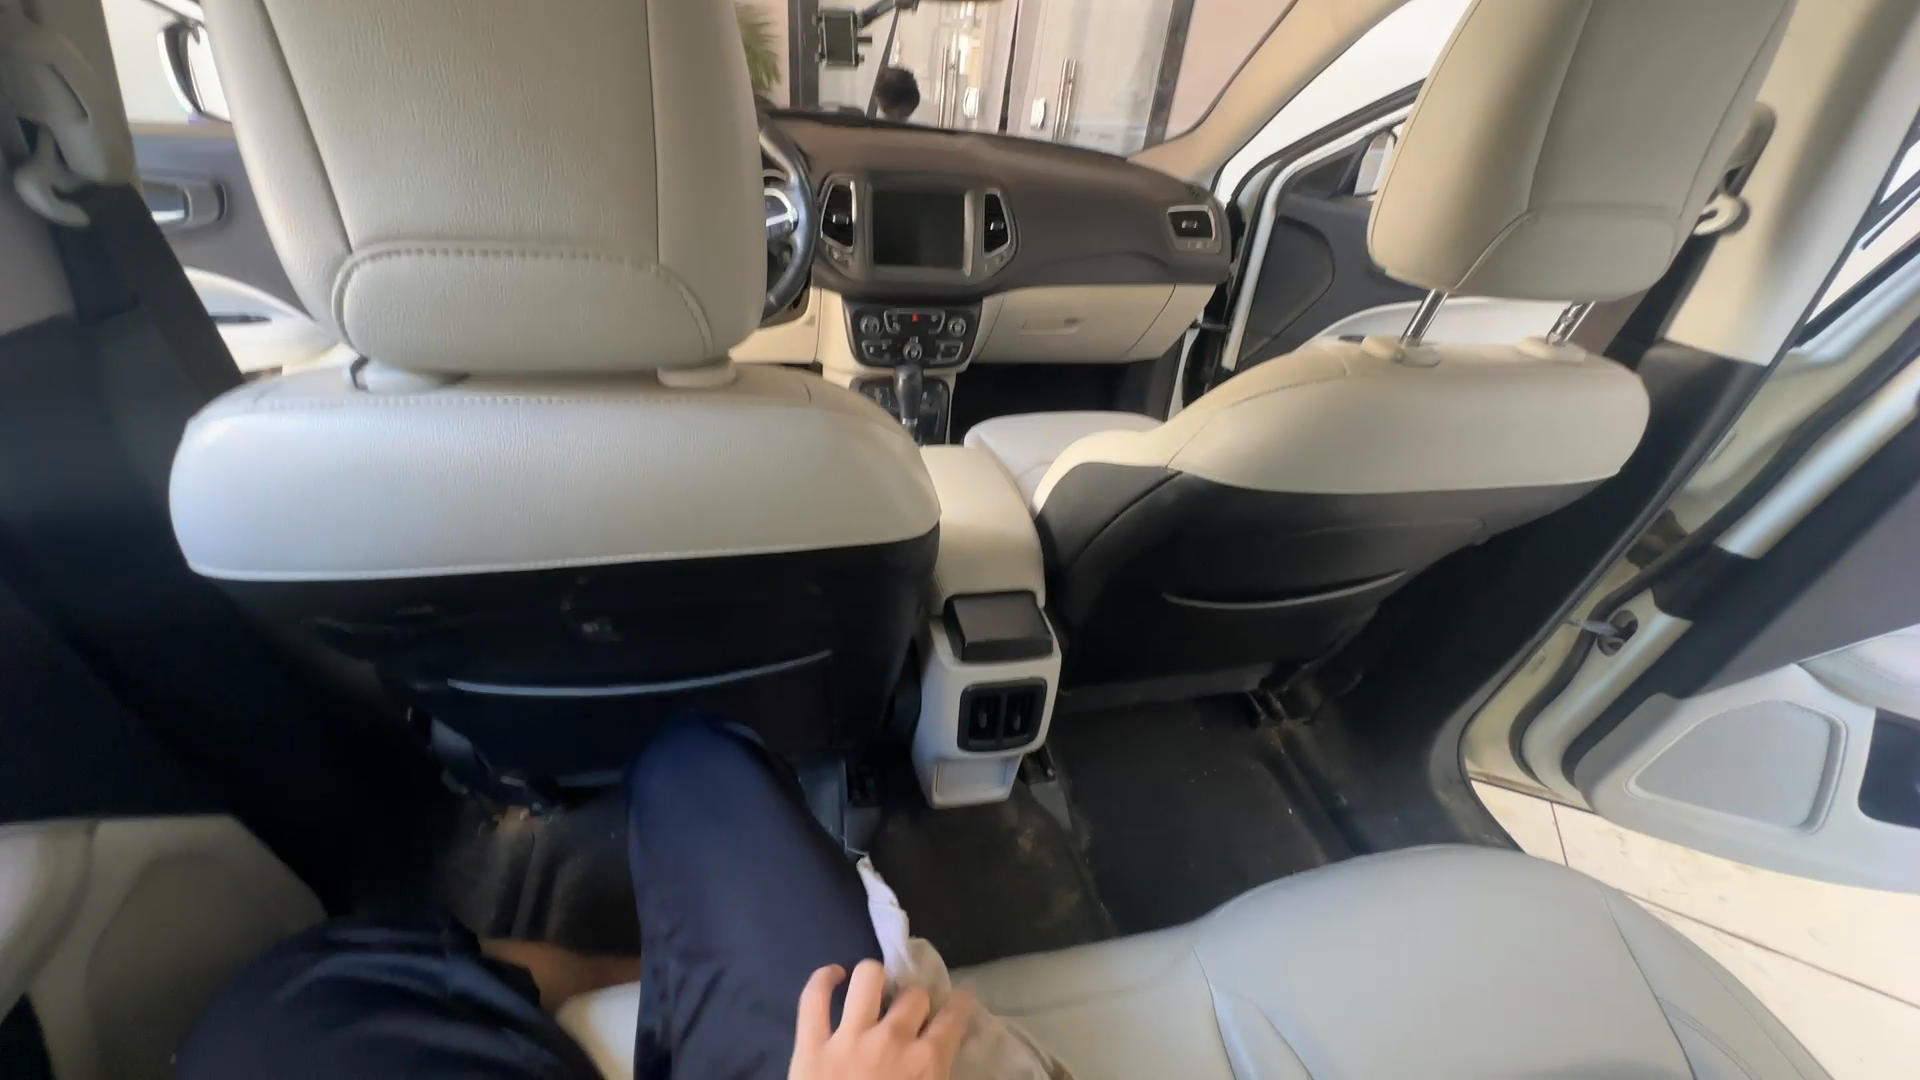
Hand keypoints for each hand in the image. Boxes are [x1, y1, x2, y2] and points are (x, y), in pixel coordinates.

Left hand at [790, 959, 974, 1079]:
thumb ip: (938, 1078)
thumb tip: (943, 1064)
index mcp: (925, 1066)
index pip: (953, 1019)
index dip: (960, 1003)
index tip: (962, 995)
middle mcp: (892, 1040)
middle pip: (914, 996)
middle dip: (915, 1003)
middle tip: (909, 1017)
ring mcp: (848, 1038)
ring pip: (869, 977)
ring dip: (876, 981)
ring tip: (876, 991)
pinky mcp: (810, 1046)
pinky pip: (813, 997)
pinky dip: (823, 978)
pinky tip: (834, 975)